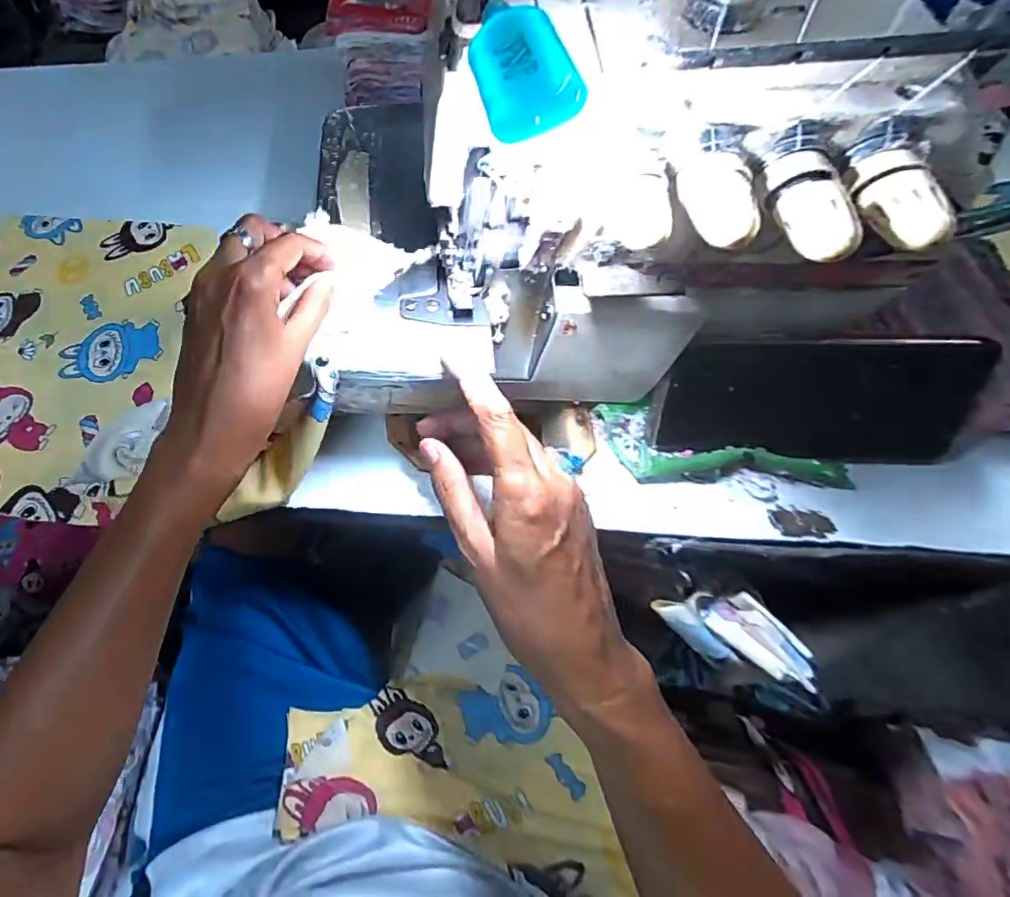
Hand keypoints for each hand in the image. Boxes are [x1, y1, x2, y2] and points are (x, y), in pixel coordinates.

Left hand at [148, 214, 333, 499]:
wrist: (207, 430)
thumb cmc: (256, 393)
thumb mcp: (295, 346)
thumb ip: (313, 305)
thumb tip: (324, 283)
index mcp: (249, 280)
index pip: (287, 243)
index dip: (315, 250)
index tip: (331, 268)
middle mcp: (219, 274)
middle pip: (251, 231)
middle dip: (281, 242)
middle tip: (305, 270)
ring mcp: (201, 290)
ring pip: (232, 249)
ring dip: (261, 257)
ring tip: (287, 291)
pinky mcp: (193, 307)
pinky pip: (219, 273)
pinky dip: (242, 275)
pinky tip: (262, 306)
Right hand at [417, 363, 648, 713]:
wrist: (584, 649)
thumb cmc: (521, 607)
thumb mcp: (475, 550)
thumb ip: (452, 490)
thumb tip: (431, 447)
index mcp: (527, 491)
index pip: (497, 419)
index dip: (472, 384)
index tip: (450, 360)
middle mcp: (556, 479)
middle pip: (507, 428)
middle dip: (464, 419)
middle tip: (425, 432)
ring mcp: (571, 489)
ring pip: (521, 444)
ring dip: (482, 440)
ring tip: (443, 451)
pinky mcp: (574, 502)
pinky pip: (533, 464)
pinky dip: (502, 458)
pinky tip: (476, 471)